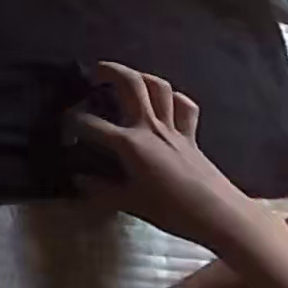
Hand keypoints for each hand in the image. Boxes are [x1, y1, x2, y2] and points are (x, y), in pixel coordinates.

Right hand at [69, 62, 274, 252]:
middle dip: (108, 70)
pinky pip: (184, 106)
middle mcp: (149, 127)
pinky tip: (164, 102)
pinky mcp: (191, 135)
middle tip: (93, 74)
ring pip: (158, 86)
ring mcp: (172, 127)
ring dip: (140, 76)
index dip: (72, 123)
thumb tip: (79, 180)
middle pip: (130, 83)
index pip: (91, 125)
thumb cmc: (173, 211)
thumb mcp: (131, 204)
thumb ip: (101, 190)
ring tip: (126, 79)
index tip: (65, 129)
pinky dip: (173, 99)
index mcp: (130, 144)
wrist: (222, 216)